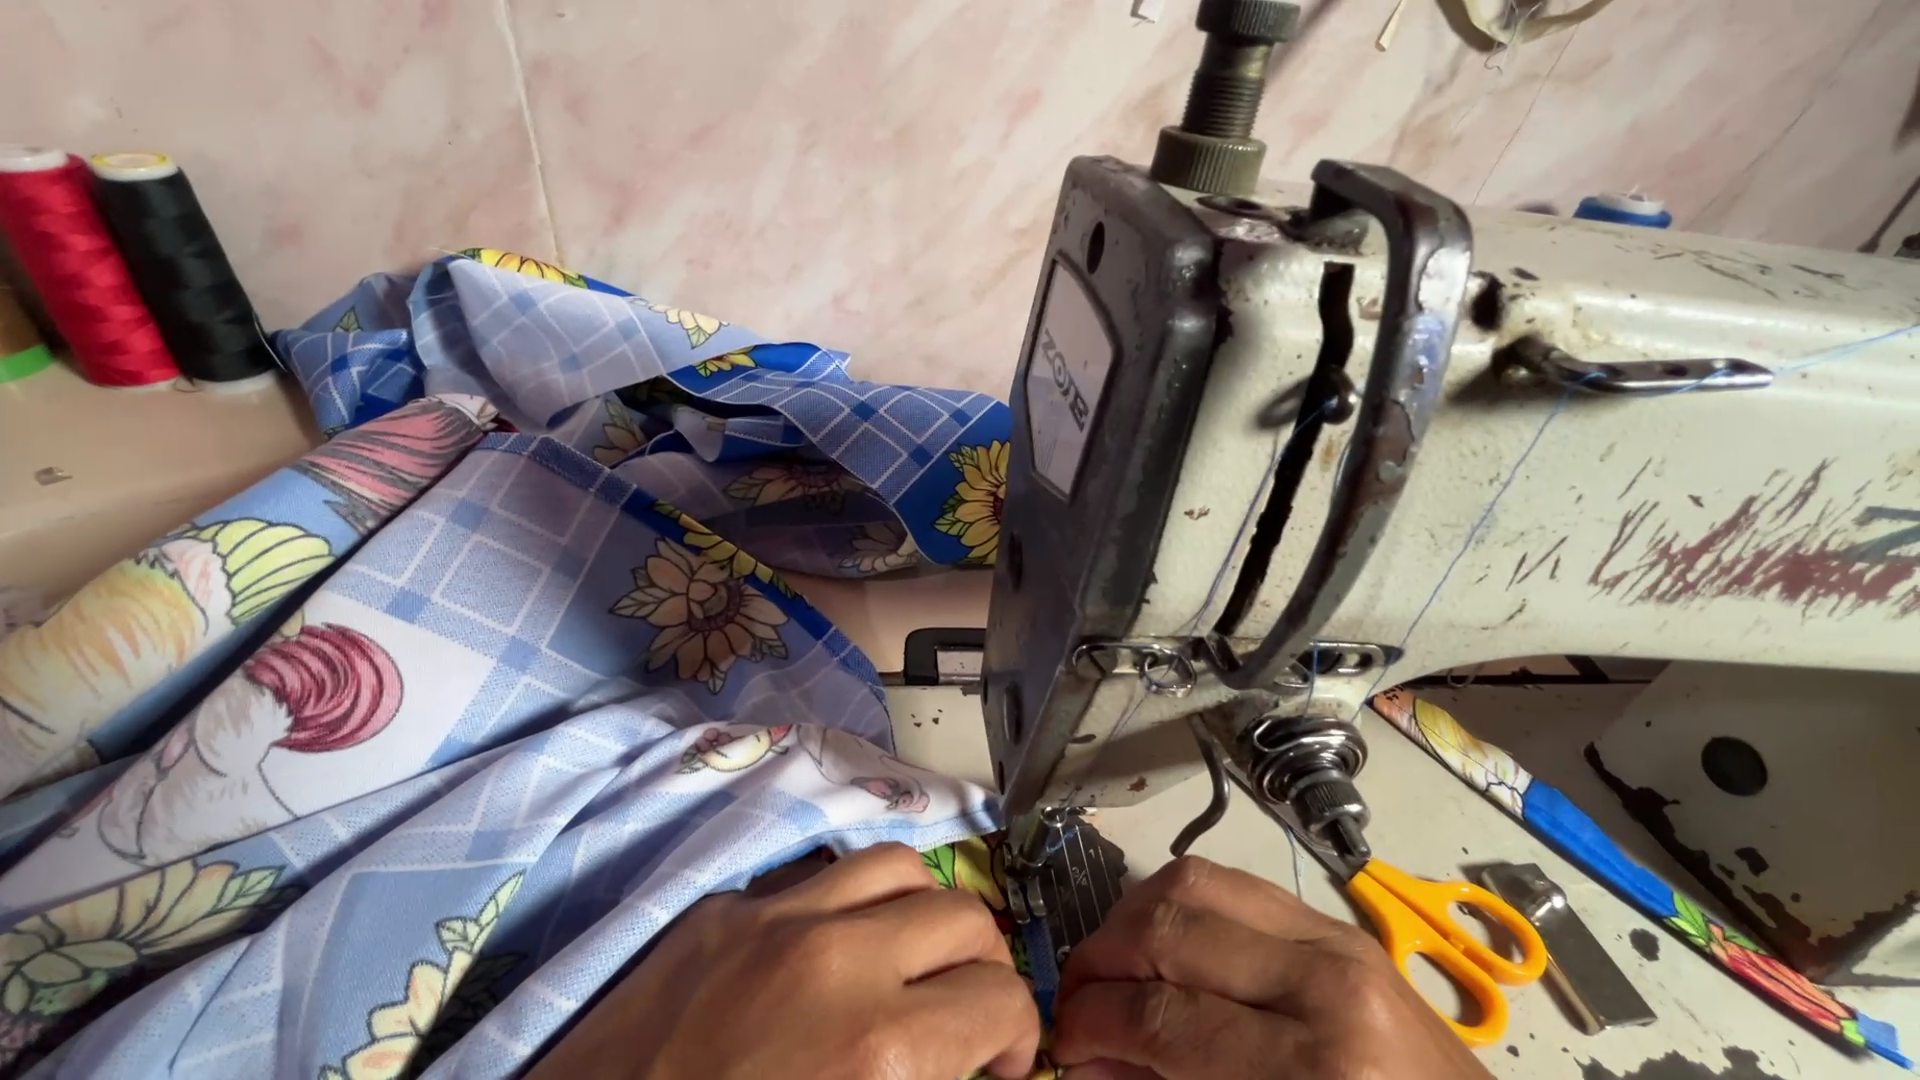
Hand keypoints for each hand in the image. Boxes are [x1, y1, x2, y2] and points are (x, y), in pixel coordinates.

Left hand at [527, 843, 1039, 1079]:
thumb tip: (975, 1061)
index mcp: (875, 1048)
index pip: (1000, 998)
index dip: (1018, 1036)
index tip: (1001, 1064)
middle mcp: (833, 959)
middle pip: (964, 914)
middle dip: (983, 968)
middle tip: (964, 1014)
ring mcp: (770, 918)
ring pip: (897, 863)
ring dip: (924, 908)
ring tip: (911, 954)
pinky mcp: (720, 909)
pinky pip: (816, 874)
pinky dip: (850, 901)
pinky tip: (834, 944)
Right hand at [1053, 856, 1494, 1079]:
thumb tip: (1087, 1057)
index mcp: (1313, 1068)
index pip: (1161, 1016)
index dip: (1092, 1025)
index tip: (1063, 1041)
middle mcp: (1323, 981)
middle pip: (1167, 928)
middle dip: (1100, 961)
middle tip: (1078, 999)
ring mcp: (1335, 938)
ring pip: (1192, 882)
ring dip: (1132, 917)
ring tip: (1113, 963)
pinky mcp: (1335, 924)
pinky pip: (1231, 883)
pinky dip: (1178, 903)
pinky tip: (1164, 943)